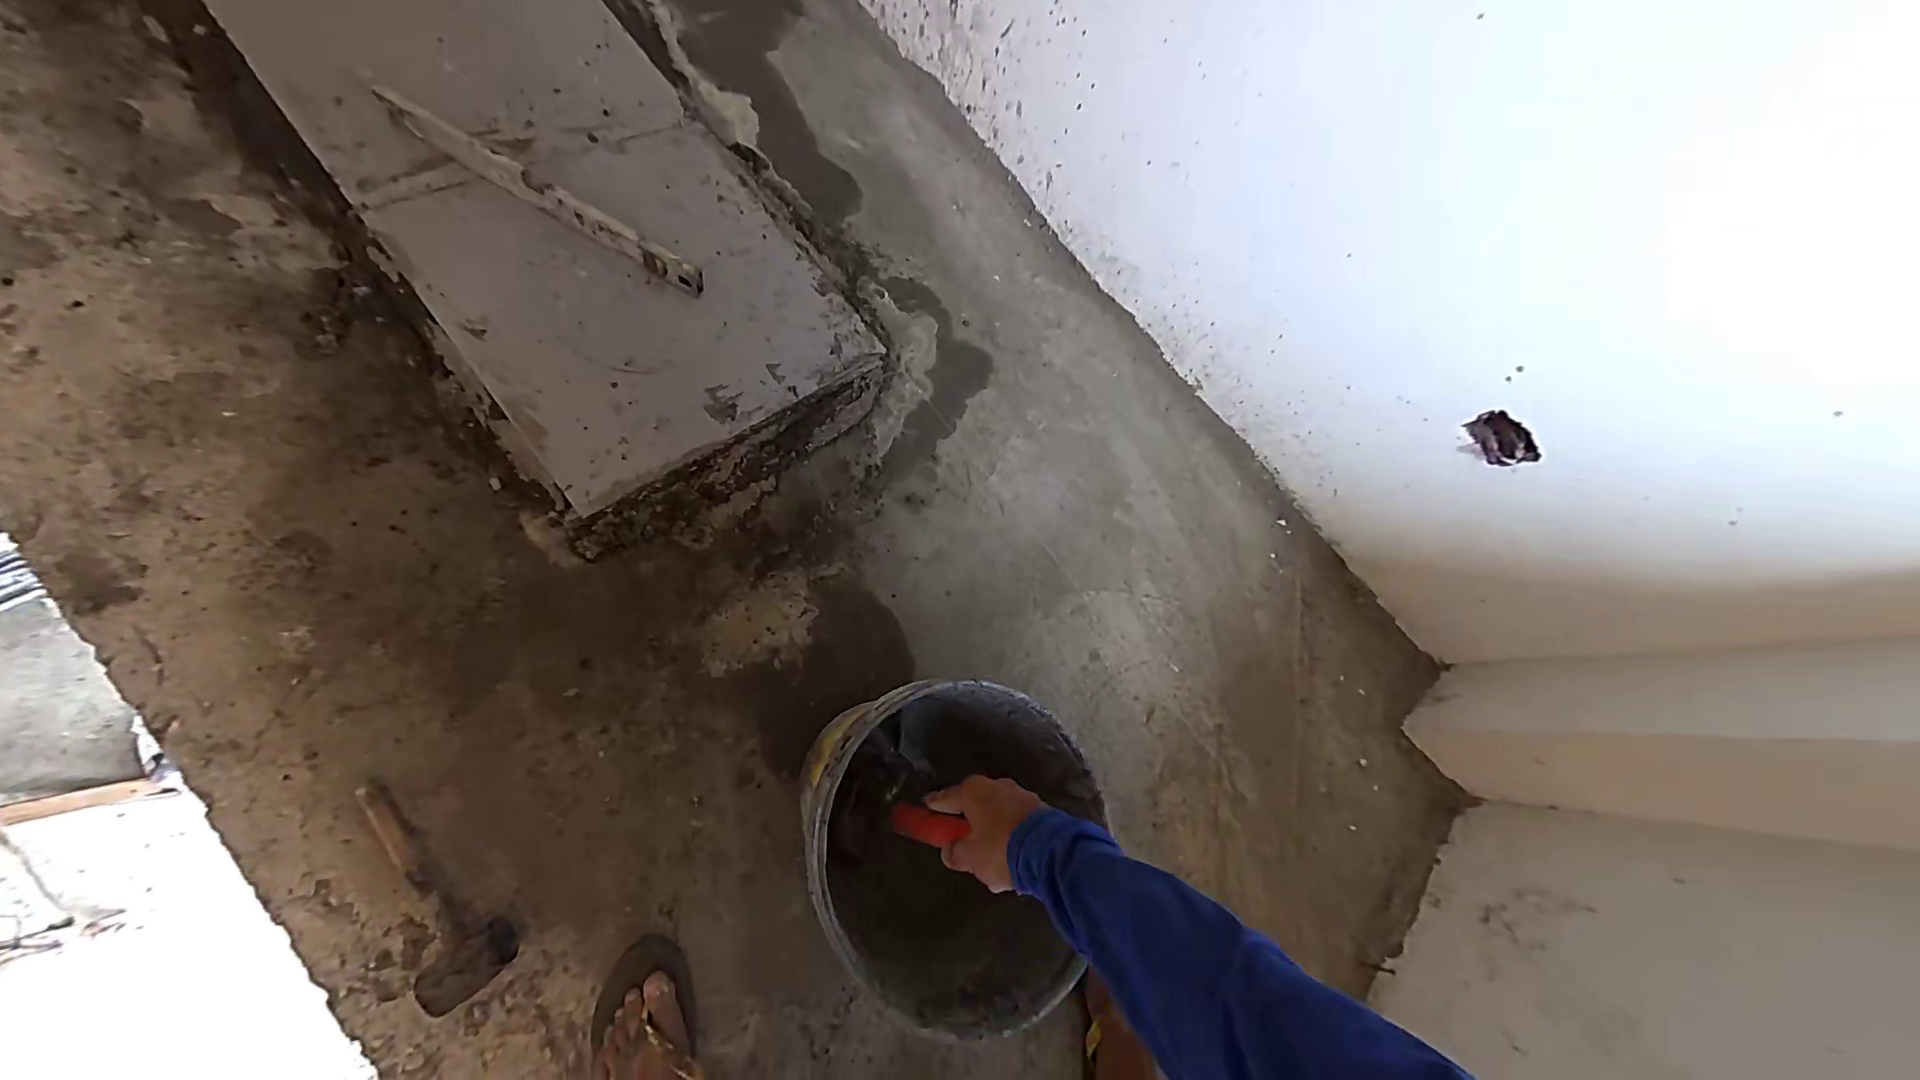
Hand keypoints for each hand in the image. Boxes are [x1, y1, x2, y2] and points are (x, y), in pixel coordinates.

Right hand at [924, 774, 1042, 892]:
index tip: (926, 806)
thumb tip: (951, 849)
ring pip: (997, 817)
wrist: (1051, 850)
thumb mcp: (969, 858)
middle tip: (962, 844)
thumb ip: (954, 852)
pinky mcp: (1040, 810)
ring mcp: (1021, 795)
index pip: (947, 797)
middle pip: (975, 805)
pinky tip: (1013, 863)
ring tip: (992, 864)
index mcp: (974, 791)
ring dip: (992, 835)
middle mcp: (997, 786)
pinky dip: (1011, 839)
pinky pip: (1016, 825)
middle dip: (969, 824)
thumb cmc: (1000, 848)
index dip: (935, 805)